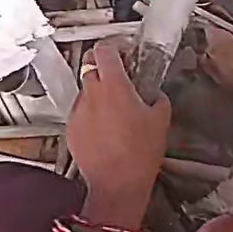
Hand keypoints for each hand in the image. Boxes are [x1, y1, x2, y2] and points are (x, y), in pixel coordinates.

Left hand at [67, 42, 170, 222]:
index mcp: (114, 86)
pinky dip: (90, 113)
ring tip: (114, 108)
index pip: (104, 50)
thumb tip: (154, 94)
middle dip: (102, 67)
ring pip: (84, 90)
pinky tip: (105, 128)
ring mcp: (78, 112)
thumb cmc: (140, 153)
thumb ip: (157, 98)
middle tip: (117, 76)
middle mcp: (92, 95)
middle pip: (88, 65)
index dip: (112, 47)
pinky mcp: (71, 129)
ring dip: (97, 92)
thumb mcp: (161, 119)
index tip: (121, 52)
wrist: (117, 184)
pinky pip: (80, 111)